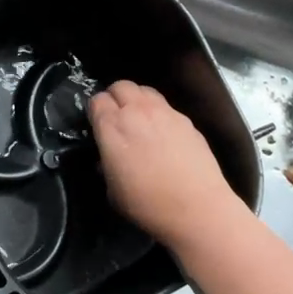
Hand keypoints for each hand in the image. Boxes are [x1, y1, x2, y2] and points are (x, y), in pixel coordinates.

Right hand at [89, 80, 246, 248]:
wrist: (197, 207)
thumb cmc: (148, 205)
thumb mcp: (112, 191)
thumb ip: (106, 166)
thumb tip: (108, 158)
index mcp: (113, 128)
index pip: (97, 101)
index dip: (95, 111)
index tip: (97, 125)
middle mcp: (137, 112)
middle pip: (120, 86)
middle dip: (114, 98)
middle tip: (116, 117)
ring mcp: (165, 113)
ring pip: (144, 90)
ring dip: (136, 100)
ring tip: (138, 119)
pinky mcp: (186, 120)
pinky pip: (165, 105)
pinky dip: (158, 112)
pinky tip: (162, 132)